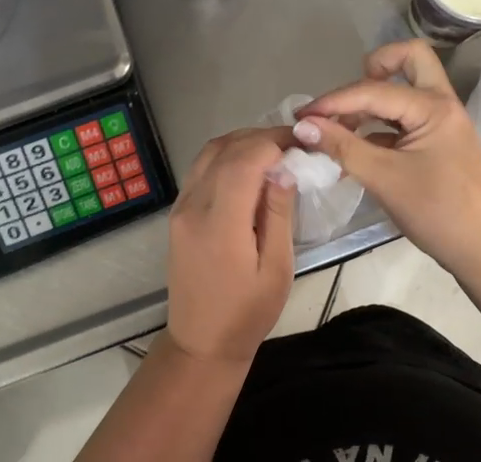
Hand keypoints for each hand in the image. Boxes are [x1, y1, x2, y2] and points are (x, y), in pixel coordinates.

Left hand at [165, 127, 297, 365]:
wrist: (201, 342)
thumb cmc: (247, 314)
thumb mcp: (276, 269)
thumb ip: (278, 214)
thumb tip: (285, 169)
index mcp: (220, 224)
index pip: (244, 161)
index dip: (274, 143)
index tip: (302, 144)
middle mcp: (194, 207)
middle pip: (226, 149)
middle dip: (261, 138)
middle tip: (294, 144)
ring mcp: (181, 207)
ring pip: (210, 152)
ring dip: (242, 142)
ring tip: (274, 150)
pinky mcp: (178, 212)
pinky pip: (201, 168)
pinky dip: (226, 155)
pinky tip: (249, 165)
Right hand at [296, 39, 480, 276]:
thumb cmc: (437, 212)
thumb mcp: (384, 179)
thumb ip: (342, 147)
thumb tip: (303, 125)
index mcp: (434, 106)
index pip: (374, 90)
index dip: (334, 101)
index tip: (301, 115)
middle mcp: (442, 104)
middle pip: (410, 59)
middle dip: (373, 68)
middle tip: (345, 99)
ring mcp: (442, 123)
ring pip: (406, 88)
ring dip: (372, 101)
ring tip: (339, 130)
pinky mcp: (438, 143)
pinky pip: (404, 118)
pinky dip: (378, 126)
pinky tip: (355, 151)